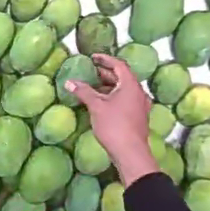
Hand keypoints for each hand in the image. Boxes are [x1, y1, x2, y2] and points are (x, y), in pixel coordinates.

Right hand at [64, 53, 159, 183]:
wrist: (130, 152)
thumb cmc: (114, 125)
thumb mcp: (96, 106)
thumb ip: (83, 91)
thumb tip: (69, 82)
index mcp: (131, 85)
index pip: (119, 65)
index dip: (105, 59)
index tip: (93, 57)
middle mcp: (139, 92)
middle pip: (122, 77)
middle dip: (105, 73)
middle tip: (90, 72)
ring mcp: (140, 105)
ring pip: (124, 90)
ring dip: (108, 86)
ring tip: (92, 87)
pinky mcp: (138, 116)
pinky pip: (125, 99)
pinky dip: (113, 96)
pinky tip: (101, 103)